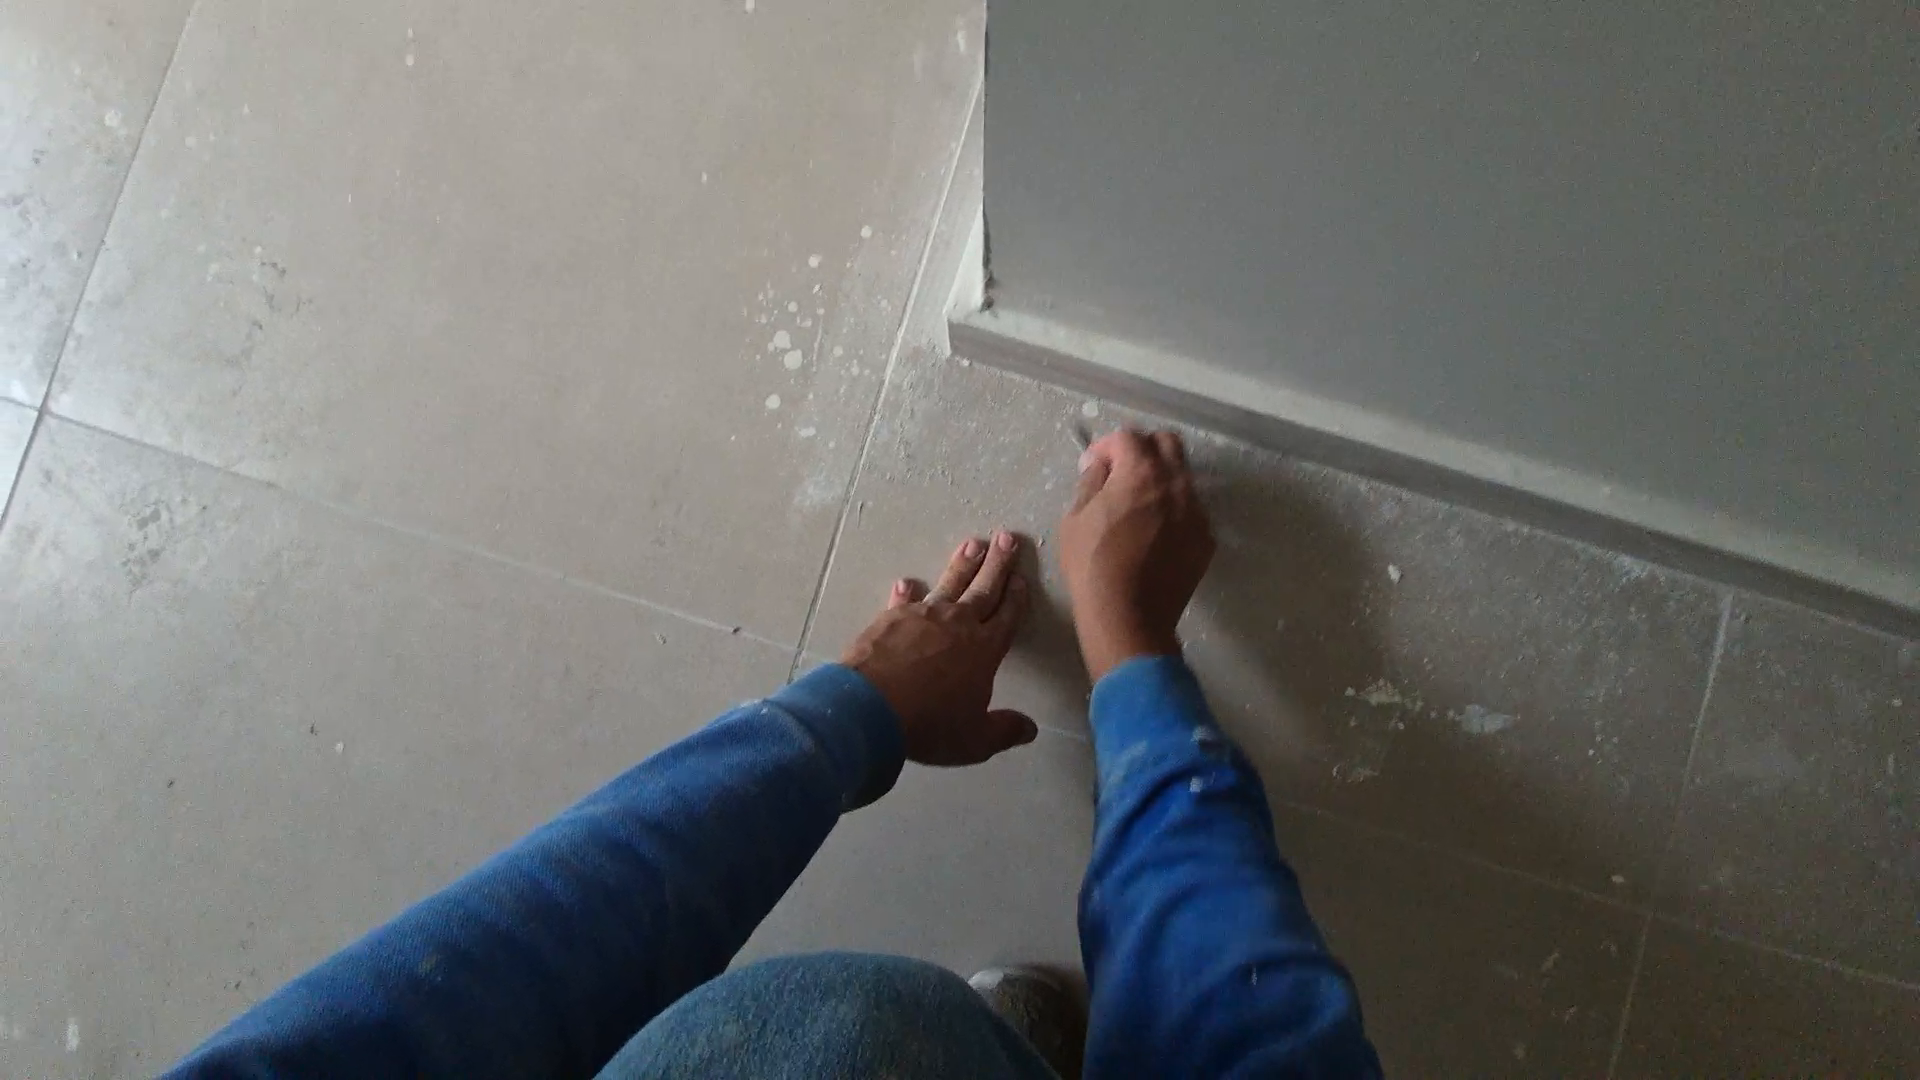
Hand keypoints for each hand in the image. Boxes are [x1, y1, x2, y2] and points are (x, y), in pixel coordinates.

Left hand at [840, 530, 1038, 765]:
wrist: (872, 707)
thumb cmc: (930, 724)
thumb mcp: (974, 740)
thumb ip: (1004, 730)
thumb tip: (1031, 729)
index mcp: (985, 650)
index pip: (1007, 616)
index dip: (1017, 597)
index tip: (1021, 578)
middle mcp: (958, 624)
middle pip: (983, 588)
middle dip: (997, 564)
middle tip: (1006, 537)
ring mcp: (923, 616)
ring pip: (949, 584)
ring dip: (962, 564)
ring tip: (972, 544)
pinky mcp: (891, 618)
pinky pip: (904, 601)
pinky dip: (907, 592)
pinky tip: (907, 583)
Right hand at [1058, 429, 1214, 681]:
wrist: (1128, 616)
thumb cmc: (1092, 565)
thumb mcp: (1074, 519)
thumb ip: (1090, 482)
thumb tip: (1100, 466)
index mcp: (1141, 472)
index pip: (1128, 436)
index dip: (1106, 445)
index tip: (1093, 464)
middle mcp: (1176, 483)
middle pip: (1167, 443)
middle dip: (1142, 449)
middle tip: (1121, 472)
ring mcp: (1197, 511)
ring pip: (1182, 477)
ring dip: (1159, 479)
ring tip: (1138, 506)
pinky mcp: (1206, 538)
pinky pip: (1191, 510)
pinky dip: (1173, 510)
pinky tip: (1154, 535)